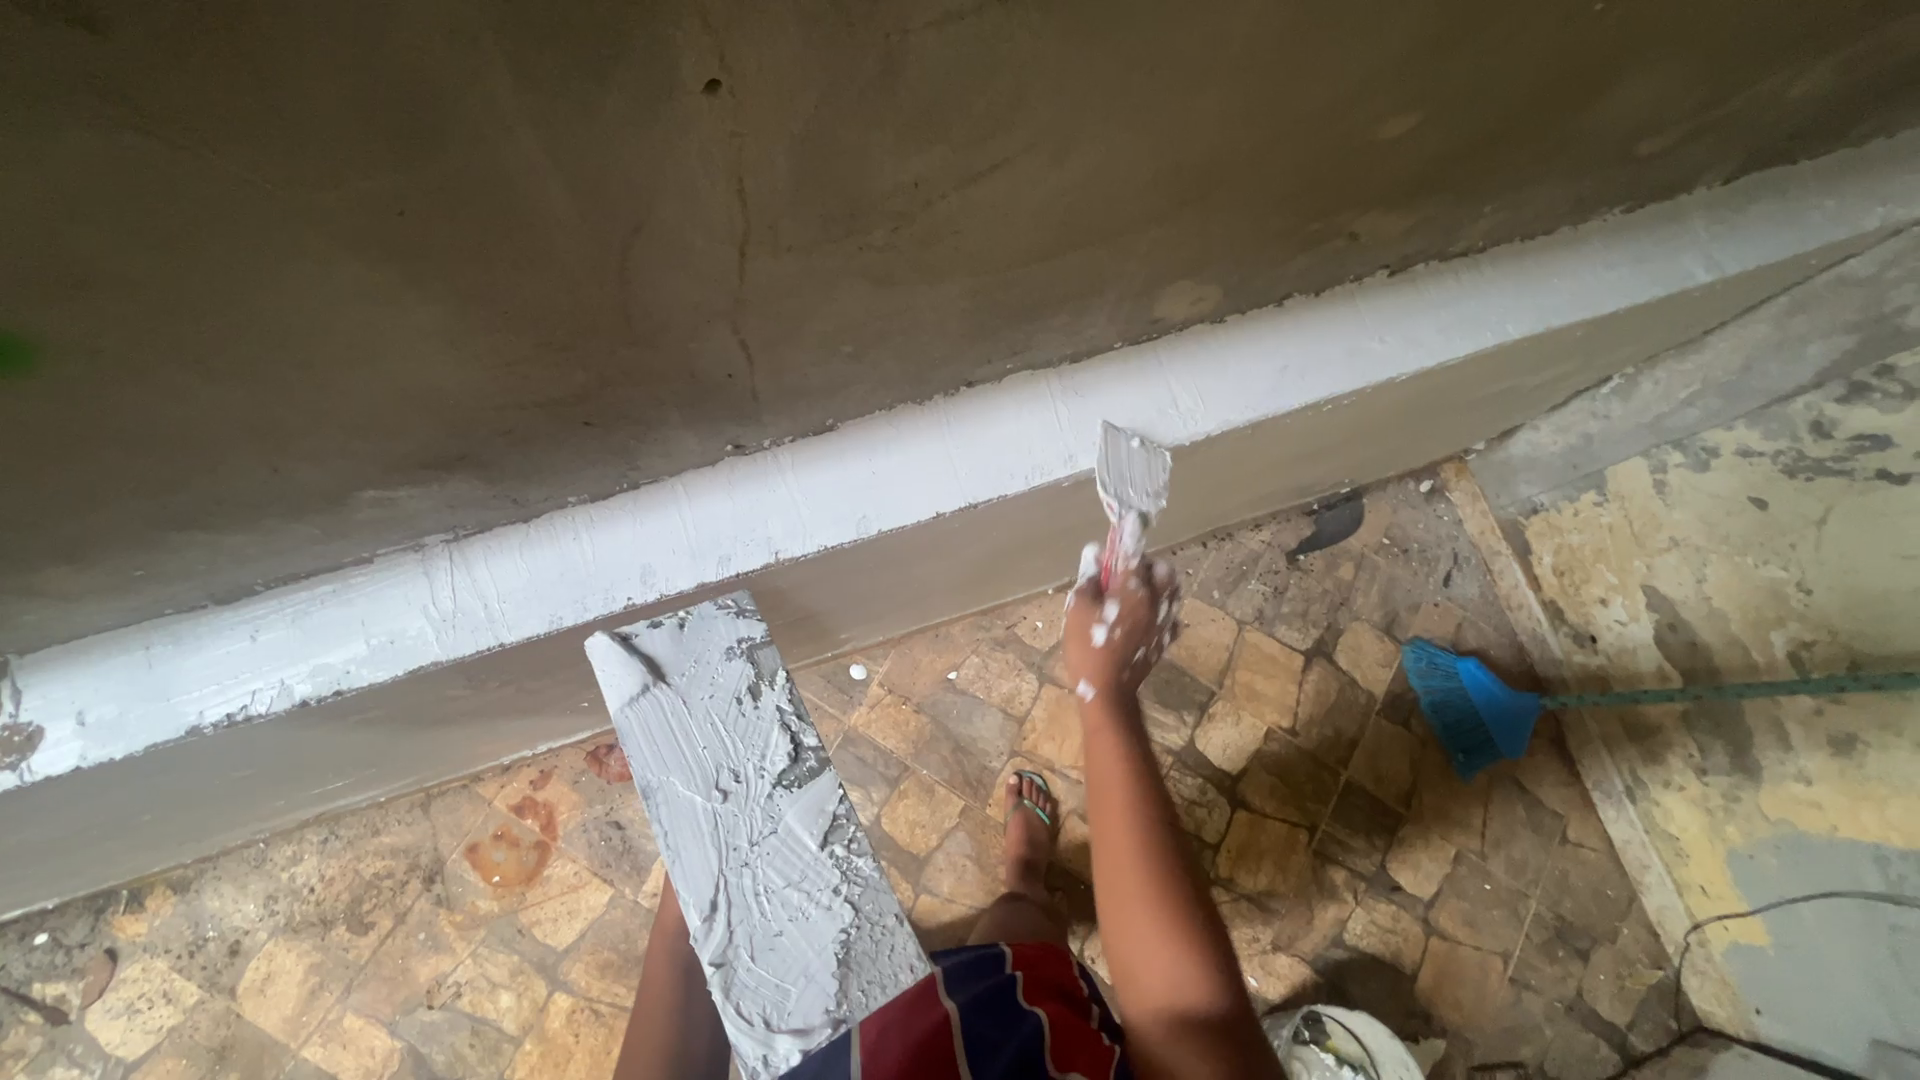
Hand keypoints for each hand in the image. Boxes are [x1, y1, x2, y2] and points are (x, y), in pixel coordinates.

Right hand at [1063, 545, 1179, 703]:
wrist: (1108, 692)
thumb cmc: (1087, 648)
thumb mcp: (1078, 609)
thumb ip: (1089, 578)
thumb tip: (1094, 552)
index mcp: (1133, 589)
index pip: (1132, 553)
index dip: (1129, 535)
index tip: (1132, 518)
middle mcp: (1156, 601)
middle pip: (1164, 570)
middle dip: (1147, 564)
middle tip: (1124, 572)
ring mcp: (1164, 622)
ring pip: (1171, 591)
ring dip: (1157, 584)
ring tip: (1135, 592)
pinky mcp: (1165, 640)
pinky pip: (1170, 616)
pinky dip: (1159, 610)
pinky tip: (1143, 617)